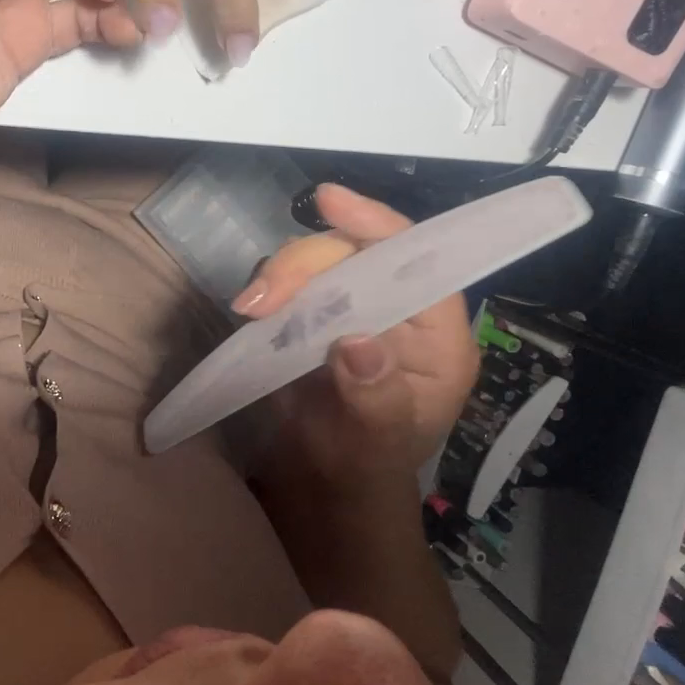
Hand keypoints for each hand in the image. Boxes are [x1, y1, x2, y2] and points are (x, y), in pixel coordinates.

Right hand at [232, 185, 476, 481]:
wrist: (323, 482)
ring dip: (278, 276)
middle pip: (353, 254)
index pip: (418, 263)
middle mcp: (396, 310)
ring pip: (314, 262)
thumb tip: (357, 343)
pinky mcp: (310, 314)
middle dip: (304, 265)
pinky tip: (250, 313)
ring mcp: (350, 308)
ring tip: (249, 312)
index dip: (378, 226)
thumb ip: (376, 399)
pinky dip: (265, 289)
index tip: (330, 202)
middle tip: (259, 300)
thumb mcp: (377, 445)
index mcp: (435, 337)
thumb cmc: (365, 466)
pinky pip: (287, 282)